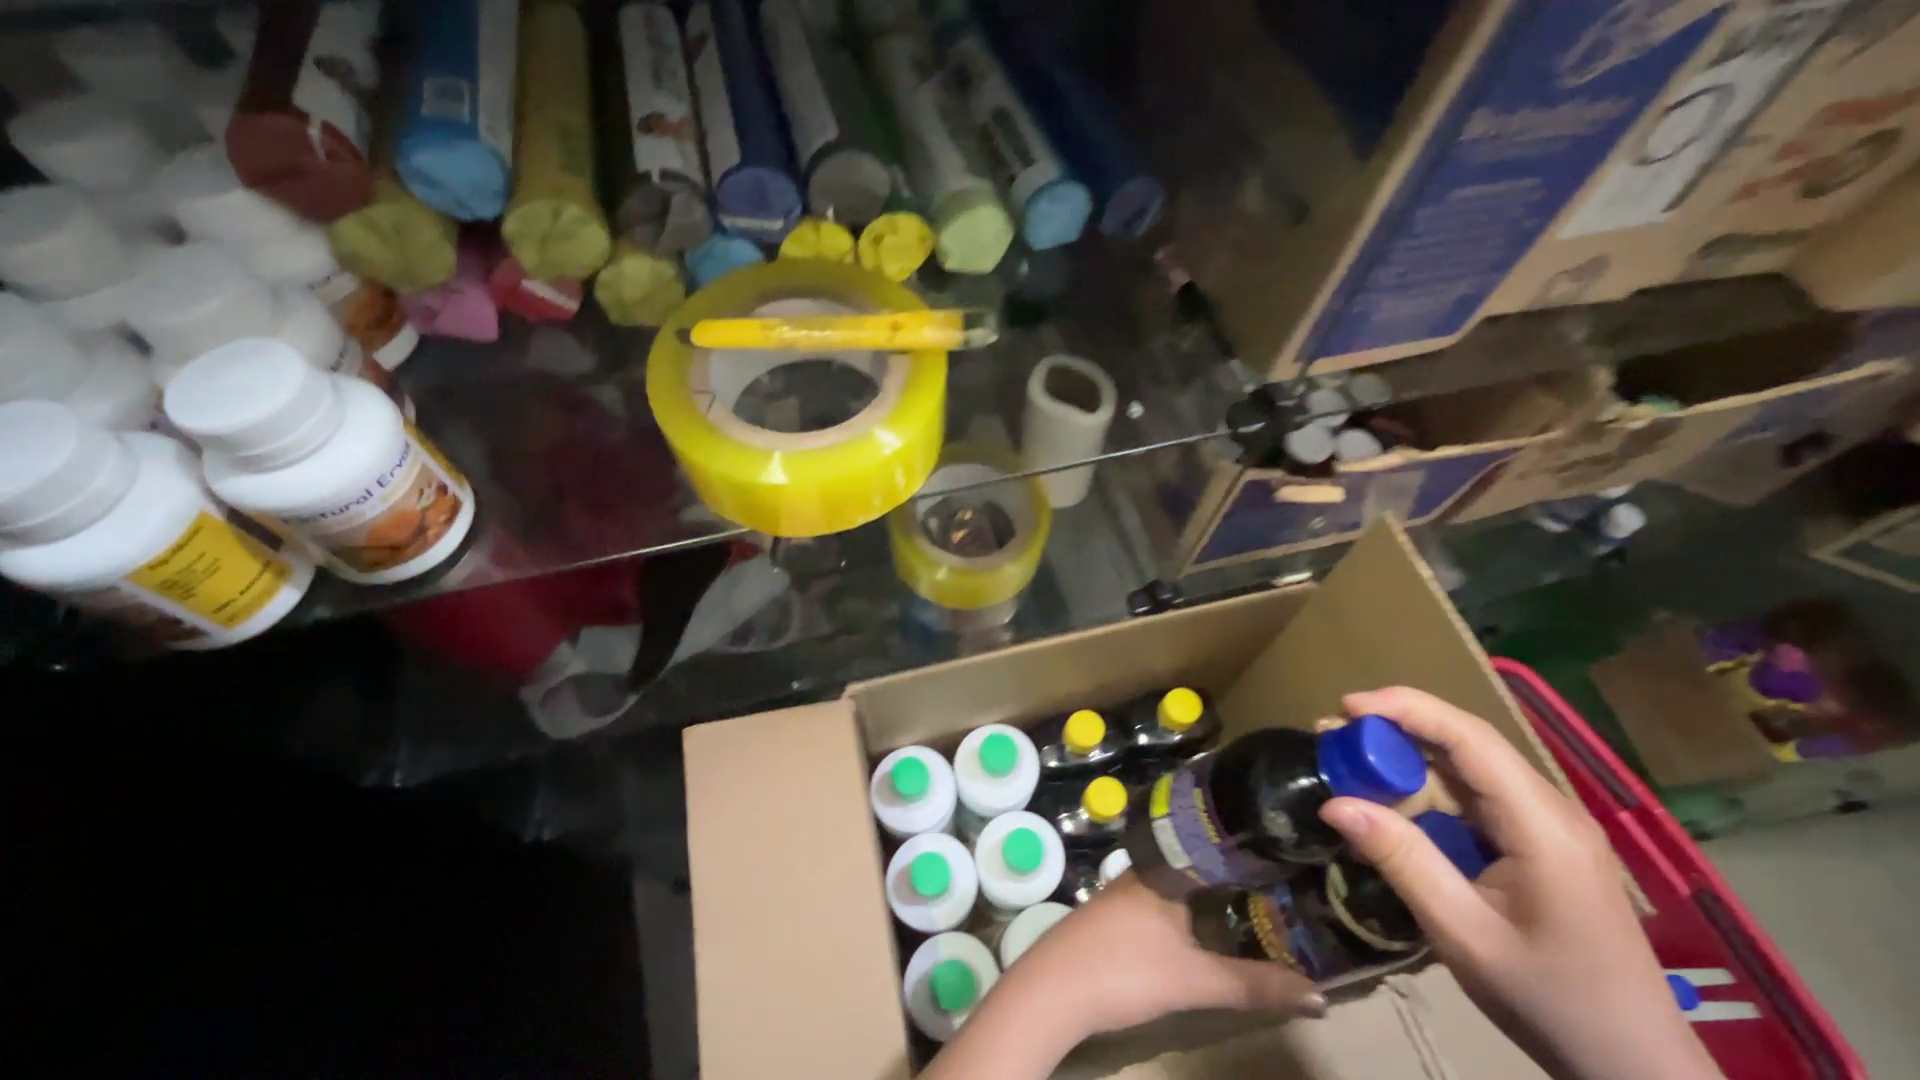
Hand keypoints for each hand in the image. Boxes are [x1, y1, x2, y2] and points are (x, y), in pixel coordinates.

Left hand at [922, 876, 1320, 1079]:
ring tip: (1255, 906)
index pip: (1215, 846)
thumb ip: (1255, 985)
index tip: (1287, 853)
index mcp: (1165, 871)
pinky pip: (1160, 904)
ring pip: (1178, 887)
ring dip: (1209, 897)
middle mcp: (1143, 873)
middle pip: (1197, 867)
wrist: (1052, 991)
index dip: (1250, 850)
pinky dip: (1187, 913)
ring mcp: (1122, 894)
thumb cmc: (1125, 971)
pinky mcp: (1111, 918)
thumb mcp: (1196, 982)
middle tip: (1282, 885)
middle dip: (1235, 877)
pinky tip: (1202, 930)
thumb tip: (1320, 996)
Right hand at [1318, 687, 1717, 1079]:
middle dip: (1395, 734)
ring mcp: (1548, 829)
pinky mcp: (1540, 849)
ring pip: (1468, 774)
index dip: (1406, 710)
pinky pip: (1476, 805)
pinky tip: (1389, 812)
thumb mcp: (1463, 932)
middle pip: (1466, 747)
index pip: (1469, 738)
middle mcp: (1550, 811)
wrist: (1632, 1064)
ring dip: (1407, 766)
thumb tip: (1335, 802)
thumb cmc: (1550, 998)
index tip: (1345, 707)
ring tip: (1346, 768)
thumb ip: (1403, 860)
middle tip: (1330, 738)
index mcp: (1541, 824)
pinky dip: (1427, 799)